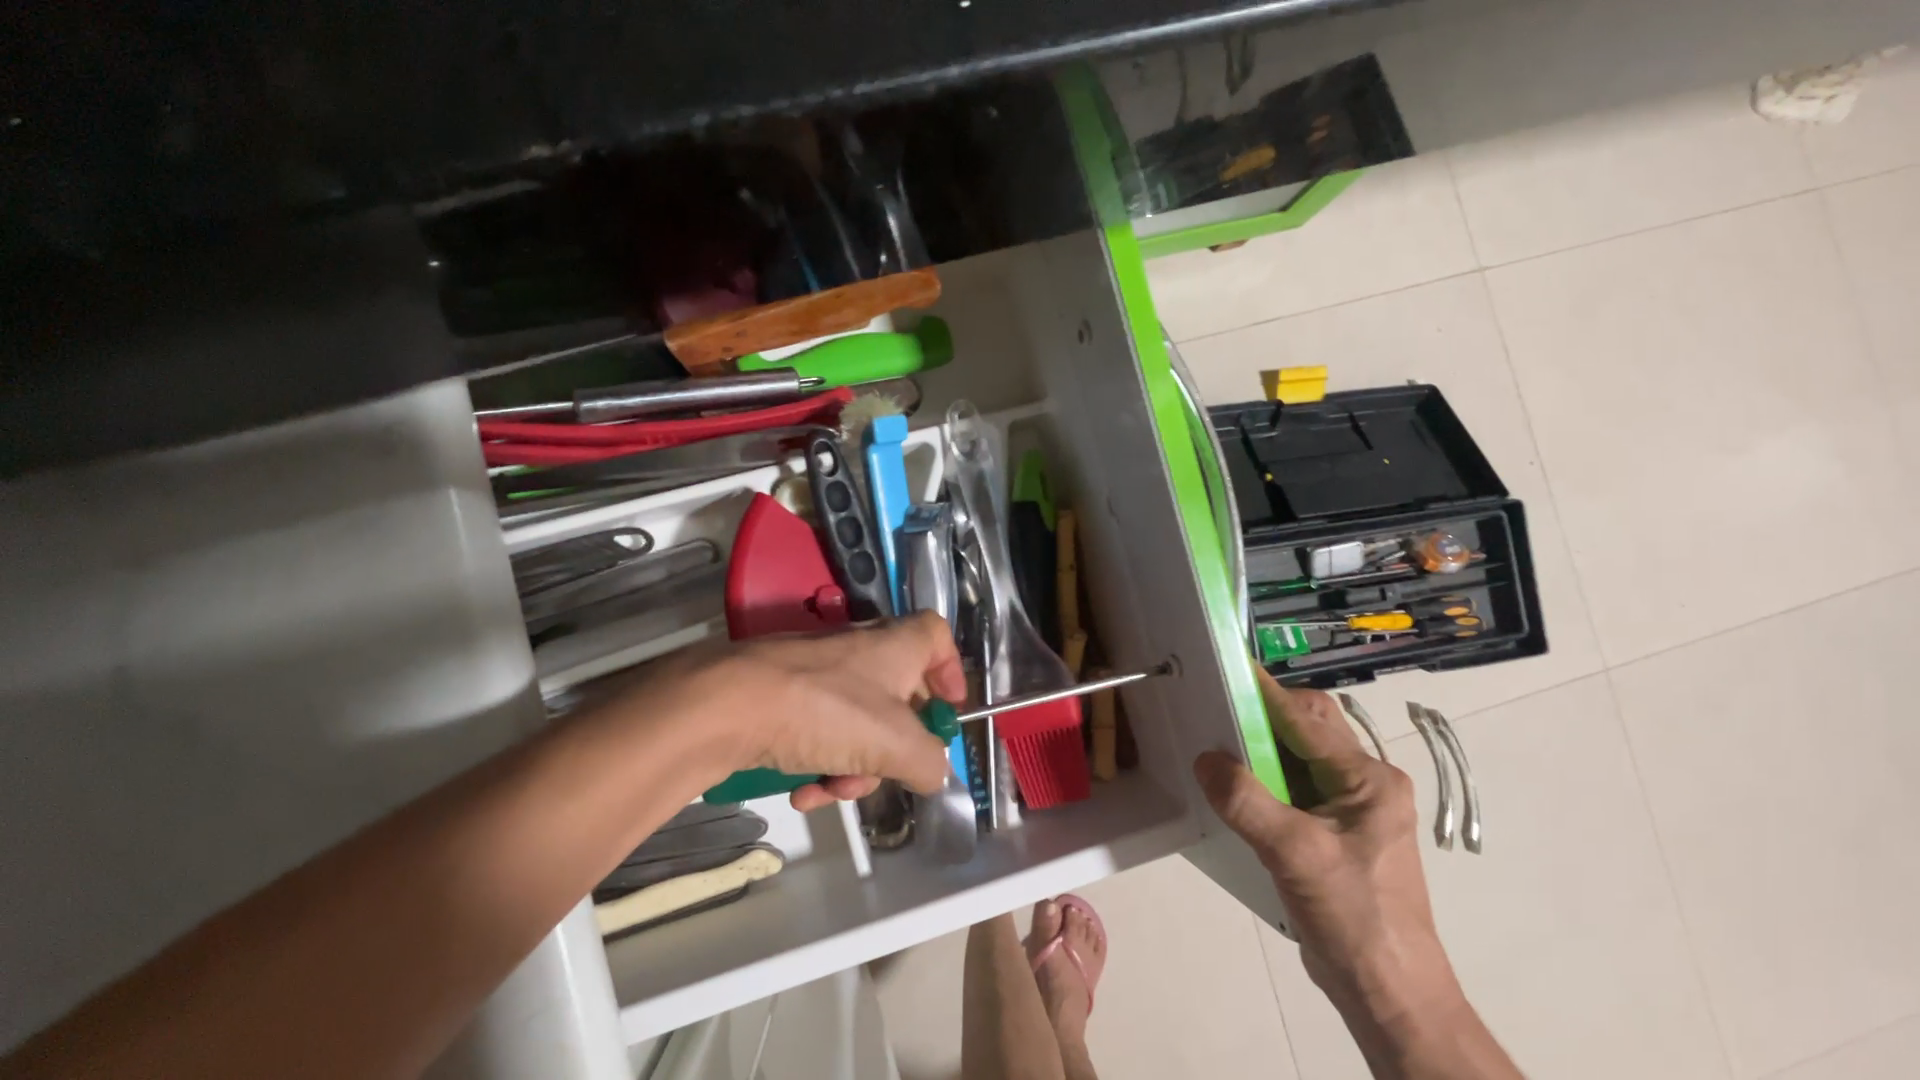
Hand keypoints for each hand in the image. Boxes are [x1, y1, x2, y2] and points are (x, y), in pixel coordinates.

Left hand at [638, 612, 966, 810]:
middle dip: (892, 749)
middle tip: (880, 775)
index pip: (936, 636)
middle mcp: (857, 651)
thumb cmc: (824, 711)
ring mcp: (815, 673)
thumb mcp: (895, 745)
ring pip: (854, 724)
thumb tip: (934, 773)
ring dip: (850, 766)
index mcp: (893, 646)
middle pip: (896, 698)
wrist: (725, 704)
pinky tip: (800, 790)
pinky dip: (816, 762)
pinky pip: (815, 732)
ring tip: (827, 790)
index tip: (948, 709)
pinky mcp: (779, 695)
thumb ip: (929, 762)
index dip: (950, 669)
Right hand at [1192, 670, 1463, 1030]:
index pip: (1310, 719)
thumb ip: (1246, 801)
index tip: (1226, 668)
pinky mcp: (1334, 838)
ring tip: (1213, 743)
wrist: (1388, 989)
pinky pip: (1294, 793)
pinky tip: (1233, 791)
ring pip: (1298, 763)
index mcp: (1368, 779)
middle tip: (1212, 709)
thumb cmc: (1353, 915)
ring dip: (1259, 753)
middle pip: (1307, 733)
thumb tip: (1205, 759)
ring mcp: (1350, 813)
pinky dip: (1263, 784)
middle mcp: (1364, 786)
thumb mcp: (1294, 853)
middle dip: (1260, 719)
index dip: (1266, 692)